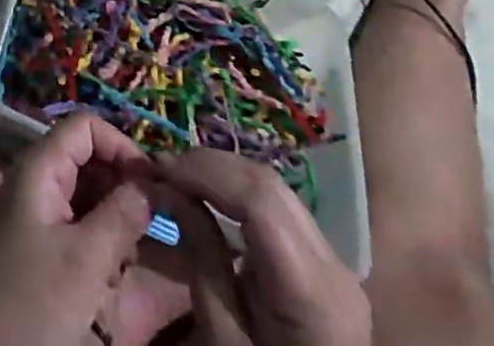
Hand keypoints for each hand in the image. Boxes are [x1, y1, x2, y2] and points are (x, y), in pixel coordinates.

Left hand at [0, 115, 158, 345]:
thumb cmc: (31, 300)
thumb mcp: (85, 259)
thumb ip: (123, 214)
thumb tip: (155, 183)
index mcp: (41, 168)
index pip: (87, 127)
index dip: (123, 146)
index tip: (155, 184)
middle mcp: (41, 180)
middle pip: (93, 160)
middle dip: (126, 187)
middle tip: (154, 224)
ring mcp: (42, 212)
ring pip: (94, 195)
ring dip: (120, 219)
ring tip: (134, 253)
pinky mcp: (47, 243)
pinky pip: (86, 225)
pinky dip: (107, 241)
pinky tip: (119, 270)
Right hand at [156, 150, 370, 345]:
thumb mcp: (223, 338)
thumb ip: (201, 258)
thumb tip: (169, 190)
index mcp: (311, 292)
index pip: (259, 201)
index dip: (206, 172)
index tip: (158, 168)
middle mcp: (334, 265)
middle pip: (268, 185)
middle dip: (208, 165)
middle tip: (159, 166)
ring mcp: (336, 261)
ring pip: (274, 188)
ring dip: (221, 172)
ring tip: (177, 175)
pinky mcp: (326, 262)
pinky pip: (279, 207)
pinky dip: (237, 190)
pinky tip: (208, 194)